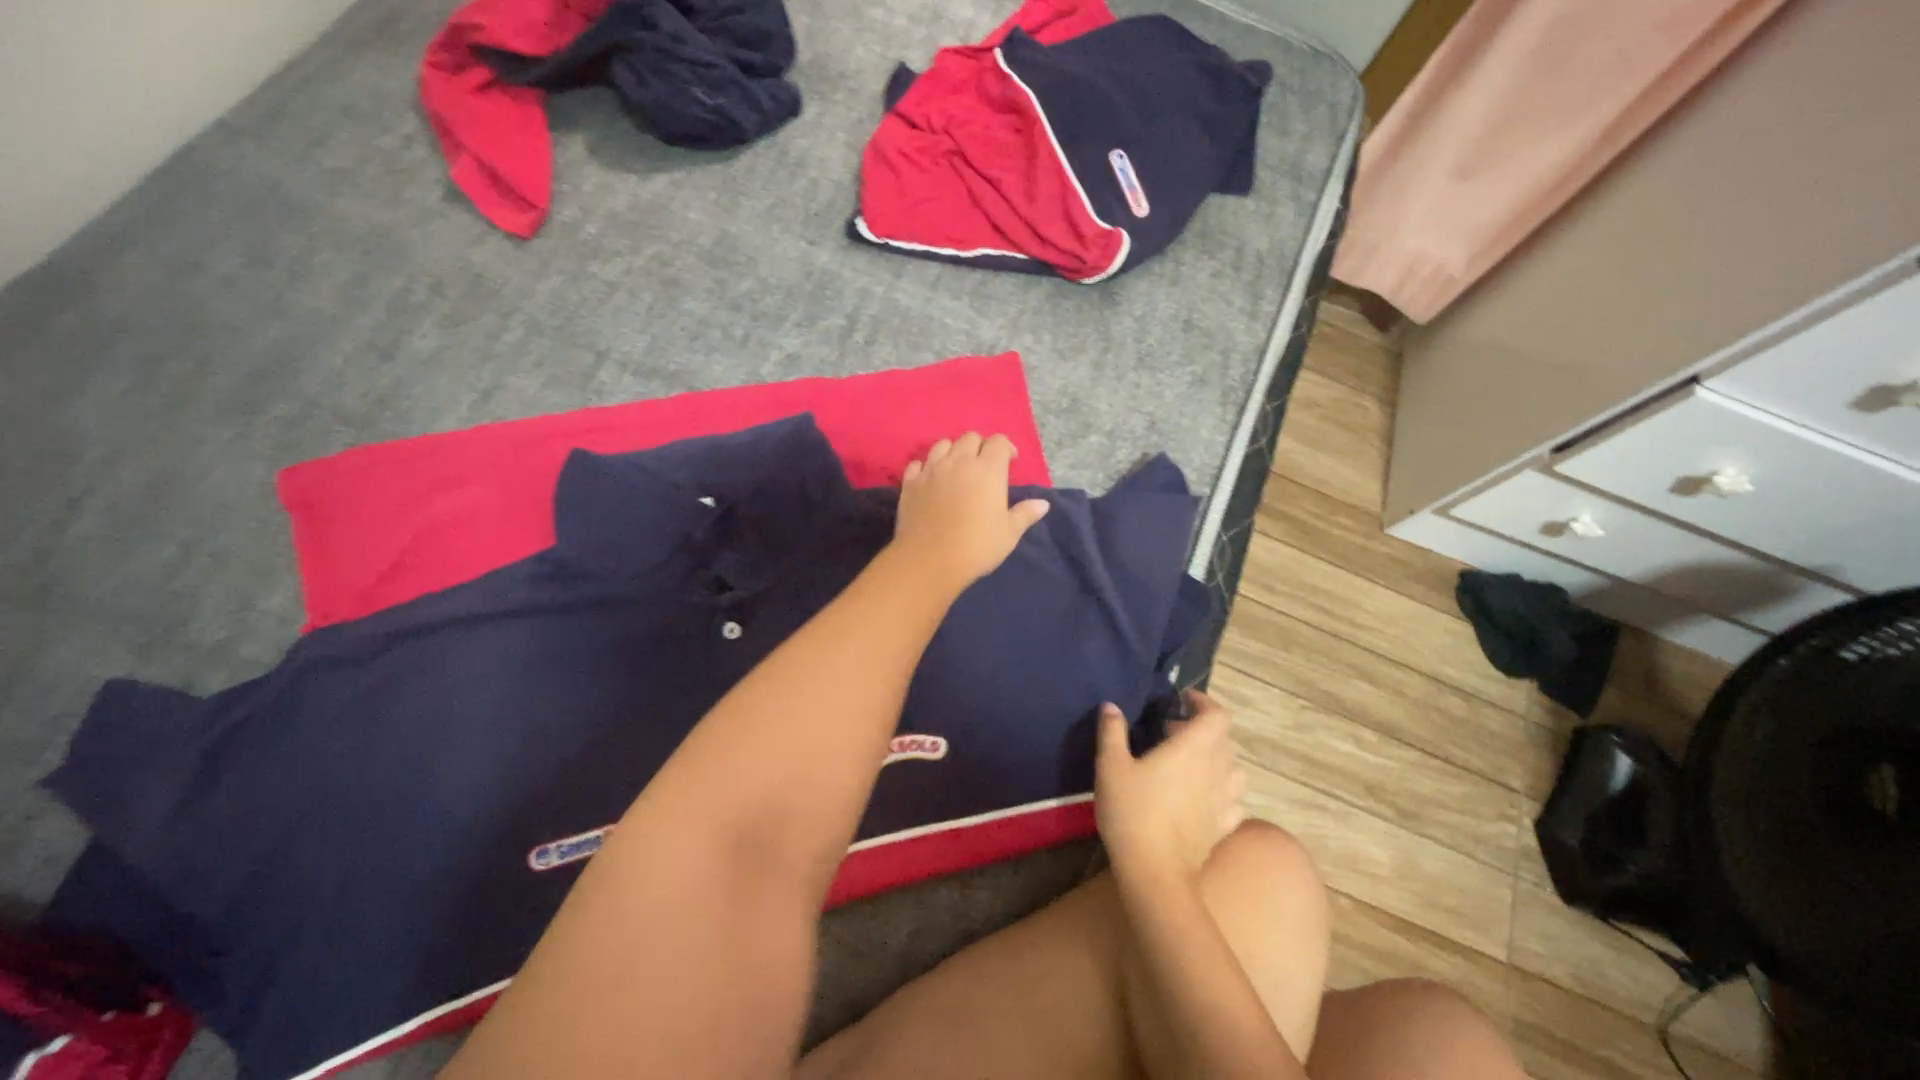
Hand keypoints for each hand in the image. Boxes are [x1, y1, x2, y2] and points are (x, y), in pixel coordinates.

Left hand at [893, 433, 1050, 592]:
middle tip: (984, 467)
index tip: (1010, 463)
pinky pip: (917, 464)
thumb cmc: (977, 546)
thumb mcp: (1009, 533)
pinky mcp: (910, 483)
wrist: (930, 560)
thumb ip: (1025, 514)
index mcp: (988, 469)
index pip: (999, 441)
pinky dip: (925, 467)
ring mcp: (931, 470)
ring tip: (957, 469)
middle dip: (980, 446)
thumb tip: (1043, 504)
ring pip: (942, 444)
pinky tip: (930, 480)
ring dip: (953, 451)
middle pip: (970, 437)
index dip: (1006, 448)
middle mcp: (959, 461)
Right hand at [1095, 691, 1247, 883]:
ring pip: (1233, 770)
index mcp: (1193, 747)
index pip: (1216, 714)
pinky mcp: (1225, 826)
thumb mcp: (1111, 767)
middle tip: (1173, 733)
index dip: (1204, 703)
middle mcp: (1217, 768)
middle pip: (1225, 739)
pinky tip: (1204, 800)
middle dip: (1203, 730)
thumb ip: (1113, 732)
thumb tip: (1111, 706)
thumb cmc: (1132, 811)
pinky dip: (1223, 793)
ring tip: (1192, 766)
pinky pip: (1233, 801)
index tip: (1184, 701)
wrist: (1155, 870)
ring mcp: (1225, 799)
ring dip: (1217, 760)